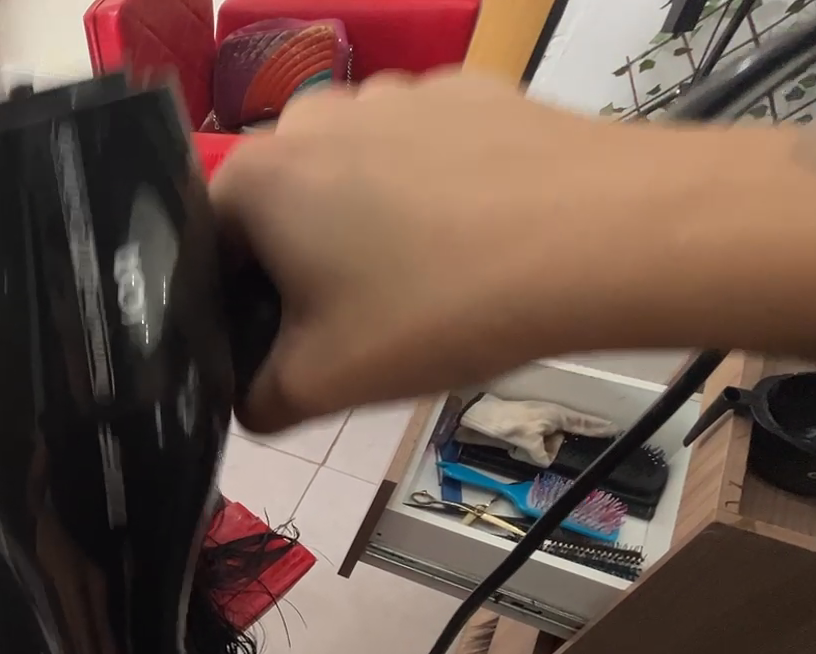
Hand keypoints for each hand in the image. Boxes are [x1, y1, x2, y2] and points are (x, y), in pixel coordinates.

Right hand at [211, 71, 748, 430]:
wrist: (617, 240)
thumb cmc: (437, 307)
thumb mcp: (314, 386)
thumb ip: (248, 401)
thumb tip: (244, 396)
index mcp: (257, 178)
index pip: (198, 245)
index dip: (222, 300)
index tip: (266, 338)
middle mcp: (312, 117)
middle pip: (267, 206)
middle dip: (282, 260)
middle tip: (332, 315)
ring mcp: (394, 92)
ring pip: (336, 174)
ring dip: (345, 223)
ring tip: (401, 275)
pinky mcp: (466, 91)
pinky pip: (407, 150)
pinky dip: (413, 192)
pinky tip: (457, 236)